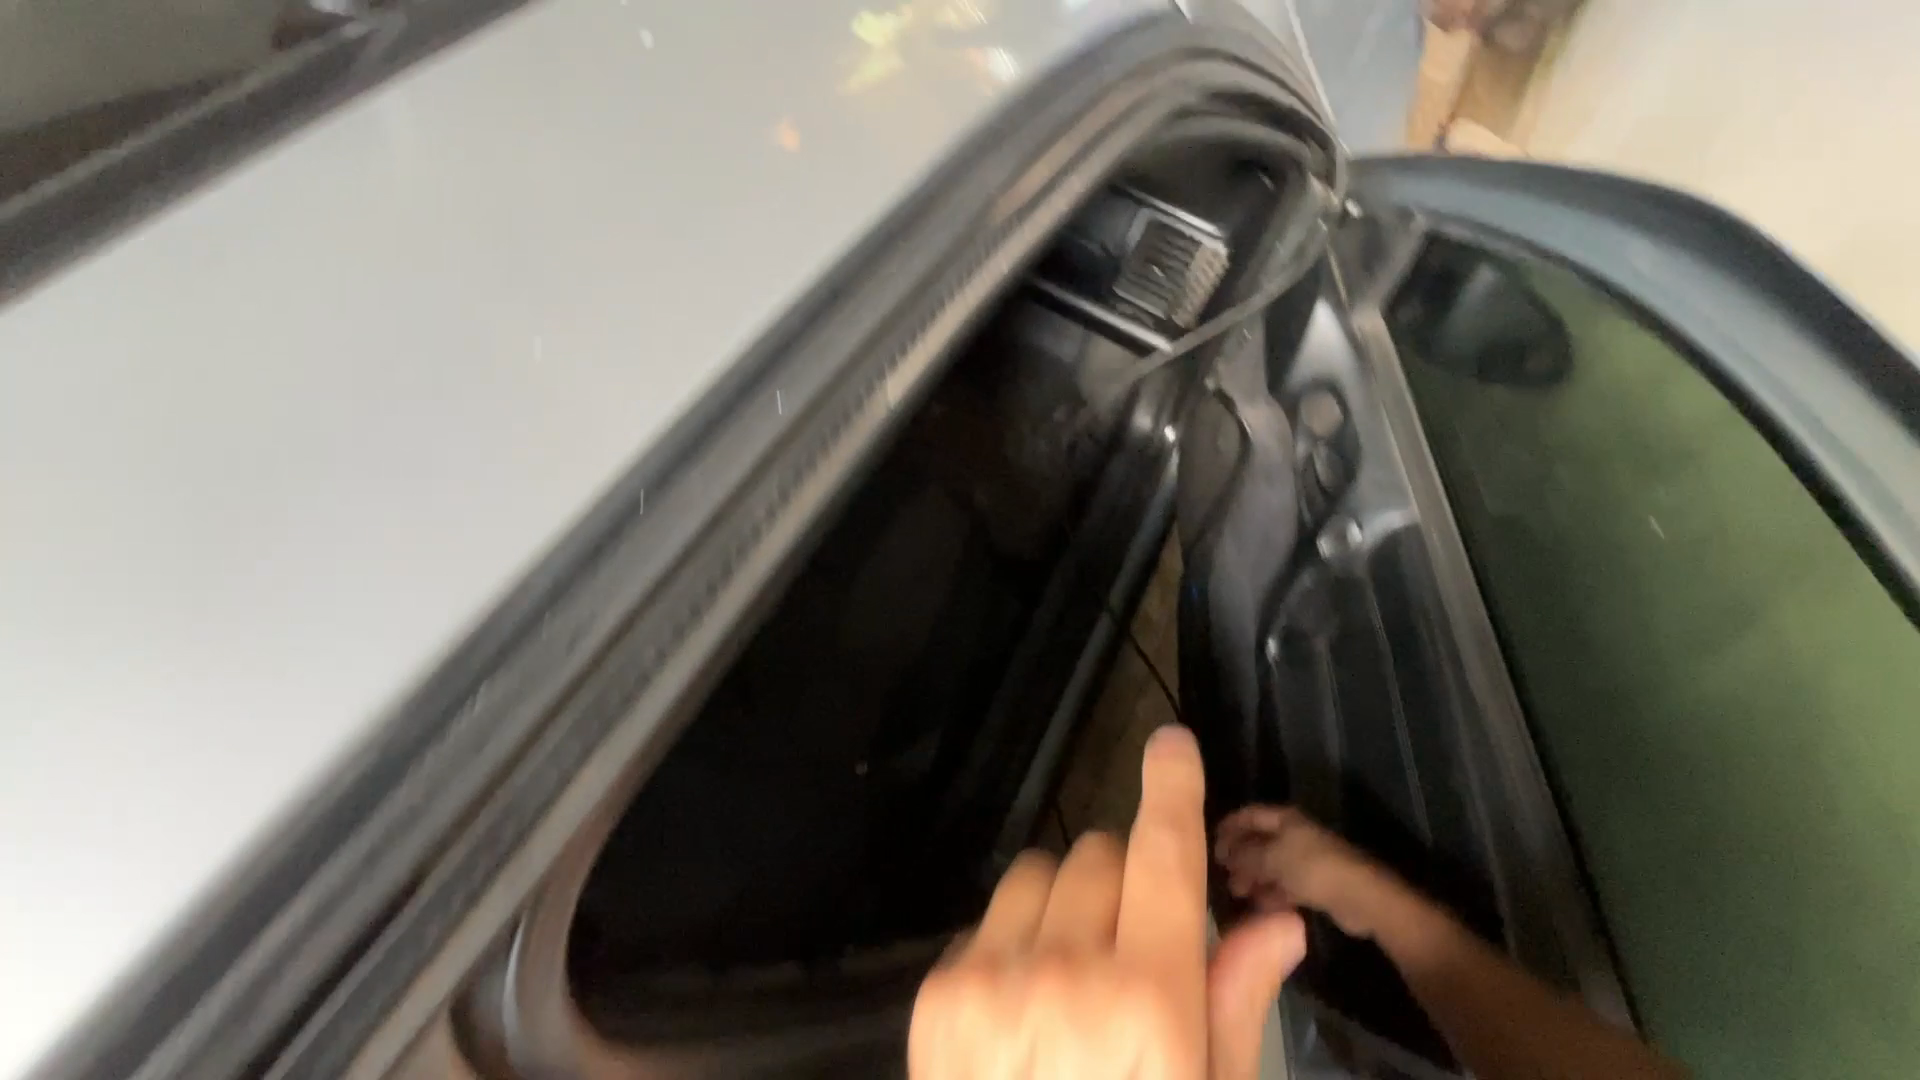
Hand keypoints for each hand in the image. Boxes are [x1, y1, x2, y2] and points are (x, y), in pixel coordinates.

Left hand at [908, 726, 1306, 1079]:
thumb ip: (1238, 1001)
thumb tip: (1281, 921)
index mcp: (1149, 1002)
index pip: (1164, 857)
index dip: (1172, 789)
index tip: (1174, 743)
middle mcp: (1066, 972)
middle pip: (1100, 853)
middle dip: (1127, 877)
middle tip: (1137, 938)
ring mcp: (991, 977)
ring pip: (1042, 872)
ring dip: (1069, 898)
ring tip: (1077, 967)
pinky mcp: (939, 990)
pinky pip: (991, 915)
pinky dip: (1018, 934)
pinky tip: (1026, 1000)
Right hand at [1215, 805, 1420, 941]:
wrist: (1361, 897)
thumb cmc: (1311, 867)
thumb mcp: (1269, 857)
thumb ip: (1243, 855)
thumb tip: (1224, 856)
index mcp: (1284, 819)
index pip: (1248, 814)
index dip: (1228, 826)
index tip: (1210, 842)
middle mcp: (1294, 835)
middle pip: (1259, 841)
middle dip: (1239, 855)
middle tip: (1221, 872)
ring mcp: (1306, 861)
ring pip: (1271, 866)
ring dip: (1253, 878)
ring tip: (1237, 893)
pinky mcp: (1316, 885)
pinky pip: (1285, 886)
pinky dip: (1271, 894)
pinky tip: (1258, 906)